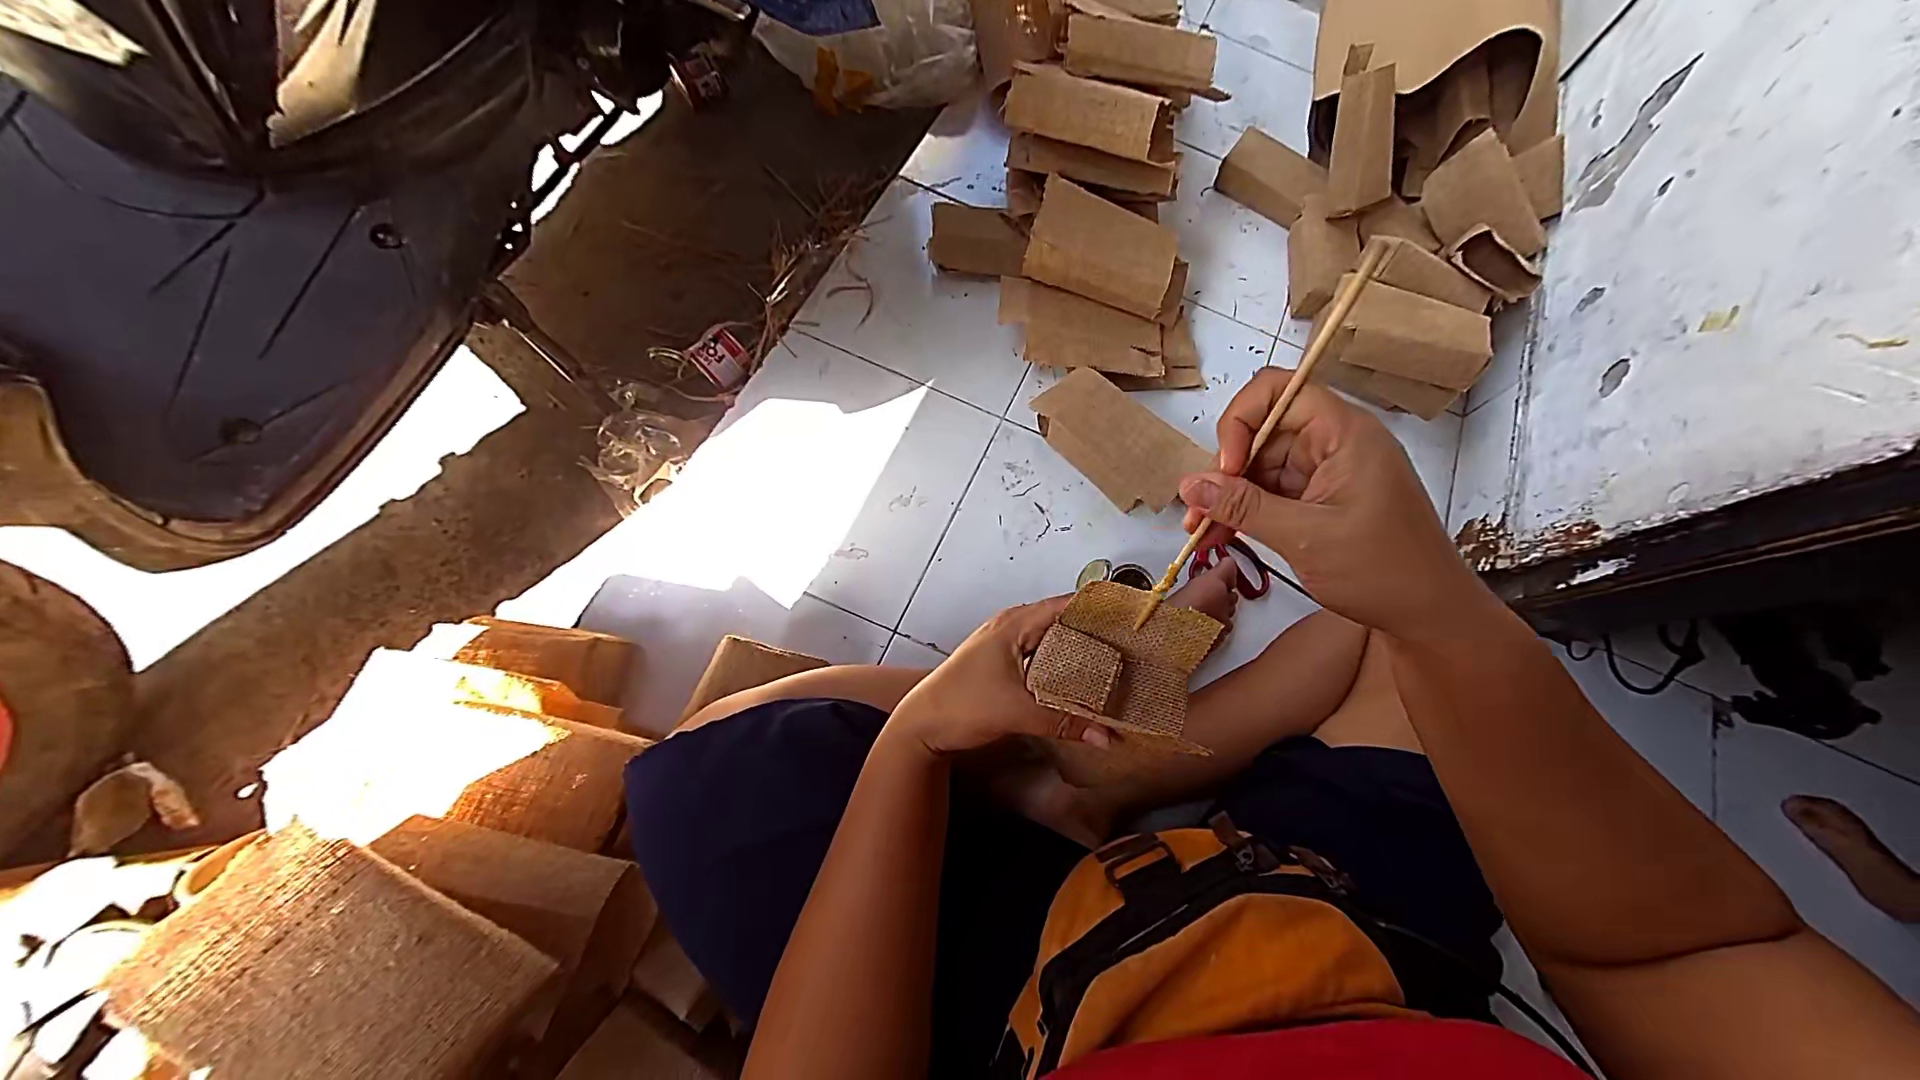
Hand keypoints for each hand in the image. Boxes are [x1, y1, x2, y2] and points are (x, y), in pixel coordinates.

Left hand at [887, 597, 1113, 756]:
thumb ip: (1066, 723)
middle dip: (1091, 629)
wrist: (920, 726)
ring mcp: (1003, 644)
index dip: (1095, 607)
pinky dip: (1058, 662)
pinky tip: (1075, 678)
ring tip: (1111, 658)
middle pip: (1059, 620)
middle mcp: (1009, 627)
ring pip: (1048, 639)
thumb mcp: (1018, 713)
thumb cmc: (959, 706)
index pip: (1064, 605)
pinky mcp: (1000, 663)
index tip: (1126, 613)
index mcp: (1014, 624)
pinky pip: (1038, 654)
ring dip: (1074, 647)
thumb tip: (1107, 736)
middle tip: (1127, 641)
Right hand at [1177, 368, 1493, 640]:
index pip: (1278, 391)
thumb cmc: (1383, 570)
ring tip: (1202, 532)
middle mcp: (1331, 443)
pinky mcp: (1315, 499)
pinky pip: (1266, 493)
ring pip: (1257, 467)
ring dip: (1226, 497)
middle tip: (1198, 512)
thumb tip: (1189, 484)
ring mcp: (1322, 472)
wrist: (1427, 614)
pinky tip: (1220, 535)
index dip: (1241, 420)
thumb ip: (1243, 507)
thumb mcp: (1304, 537)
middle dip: (1224, 470)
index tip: (1227, 468)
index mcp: (1343, 434)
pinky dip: (1241, 512)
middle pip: (1259, 433)